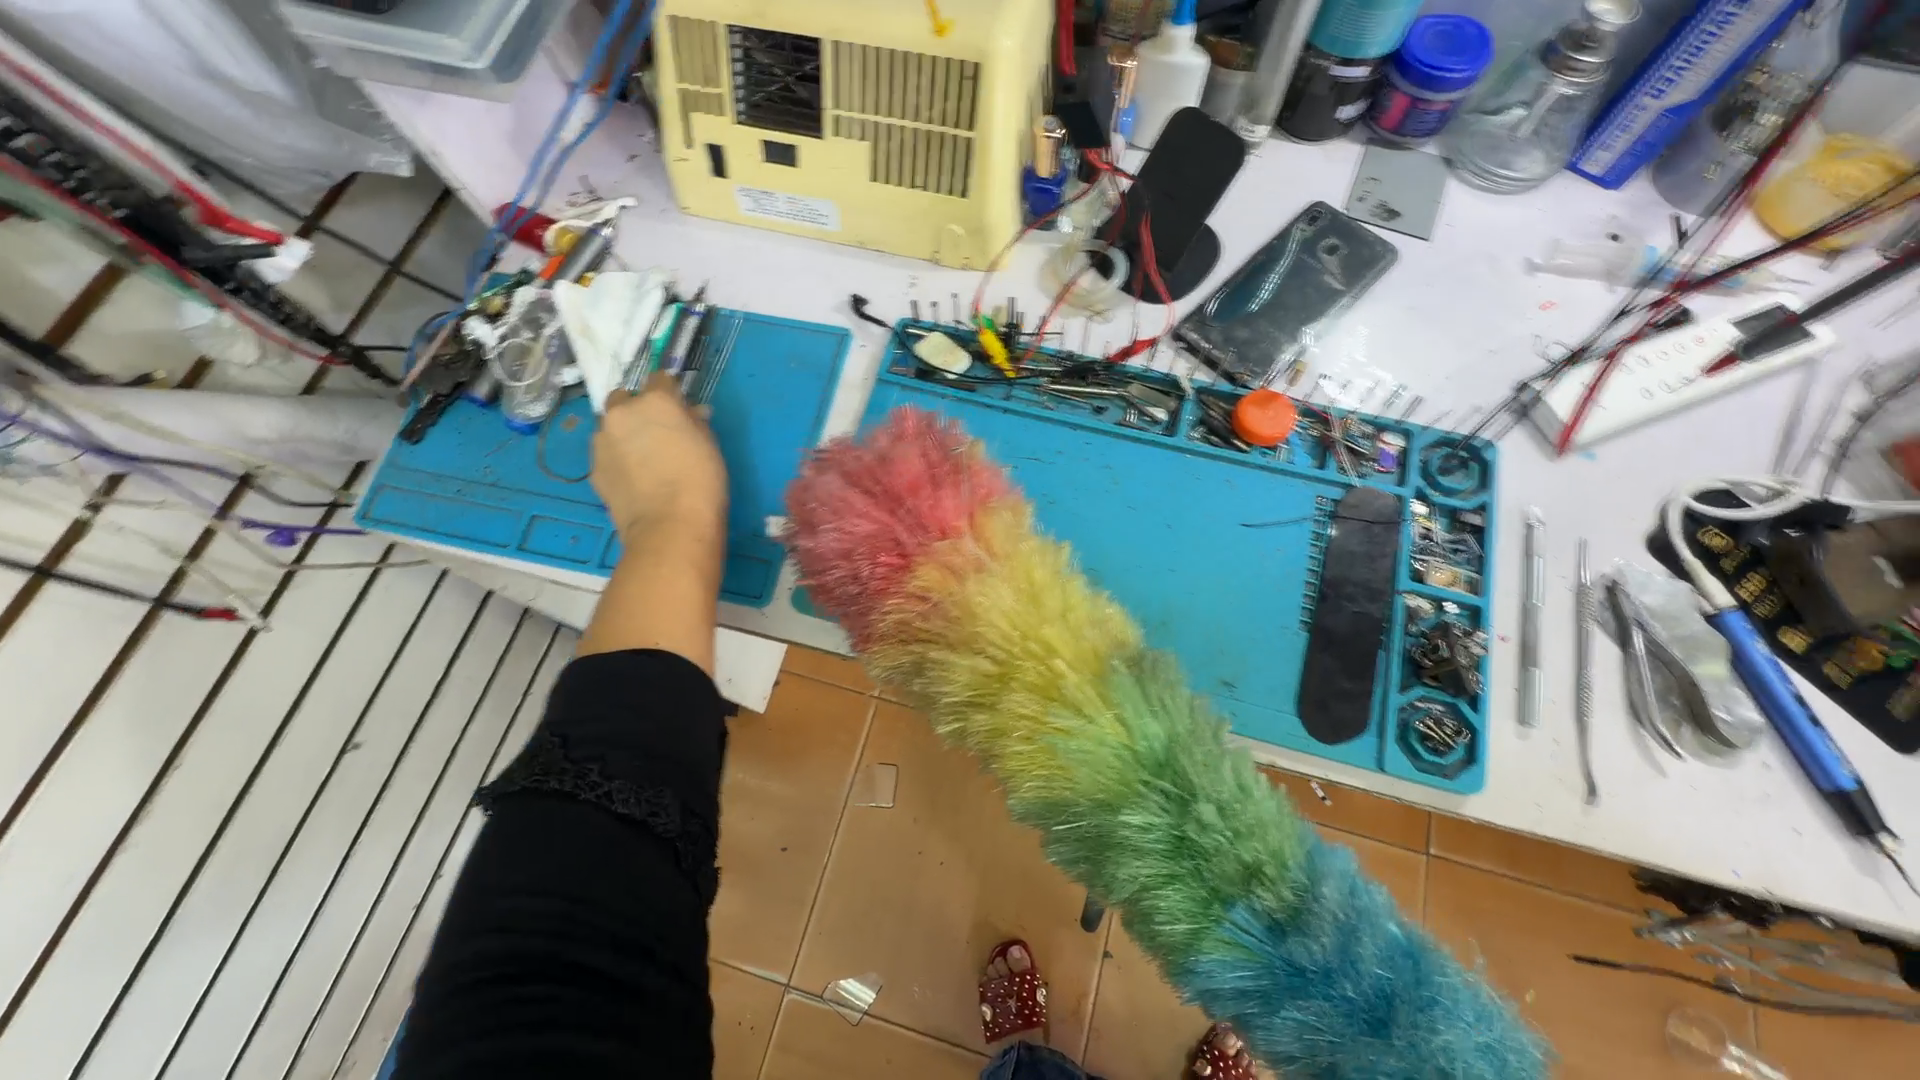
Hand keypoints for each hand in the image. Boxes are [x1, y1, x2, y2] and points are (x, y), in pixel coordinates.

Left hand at [592, 373, 727, 546]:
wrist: (670, 526)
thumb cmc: (701, 481)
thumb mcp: (709, 445)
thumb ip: (695, 422)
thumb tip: (692, 413)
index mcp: (655, 401)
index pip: (659, 378)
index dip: (669, 391)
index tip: (678, 406)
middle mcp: (622, 413)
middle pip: (623, 398)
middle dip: (636, 409)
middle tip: (655, 432)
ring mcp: (602, 441)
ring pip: (610, 427)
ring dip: (623, 434)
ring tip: (642, 459)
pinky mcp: (594, 468)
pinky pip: (606, 454)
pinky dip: (617, 459)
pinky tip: (633, 478)